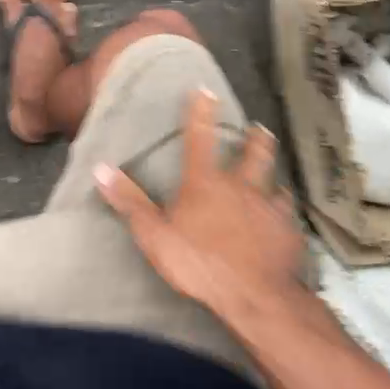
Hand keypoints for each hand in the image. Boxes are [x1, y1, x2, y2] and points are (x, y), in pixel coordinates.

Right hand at [95, 91, 305, 325]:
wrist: (257, 299)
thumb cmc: (200, 262)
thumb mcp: (154, 235)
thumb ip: (129, 202)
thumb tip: (99, 168)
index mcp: (205, 183)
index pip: (200, 137)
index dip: (201, 111)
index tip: (206, 89)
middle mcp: (241, 188)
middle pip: (254, 155)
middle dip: (257, 140)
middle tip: (260, 129)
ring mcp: (270, 211)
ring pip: (277, 187)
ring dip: (275, 181)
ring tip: (277, 182)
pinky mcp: (290, 237)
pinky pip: (289, 221)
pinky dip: (286, 218)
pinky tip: (287, 225)